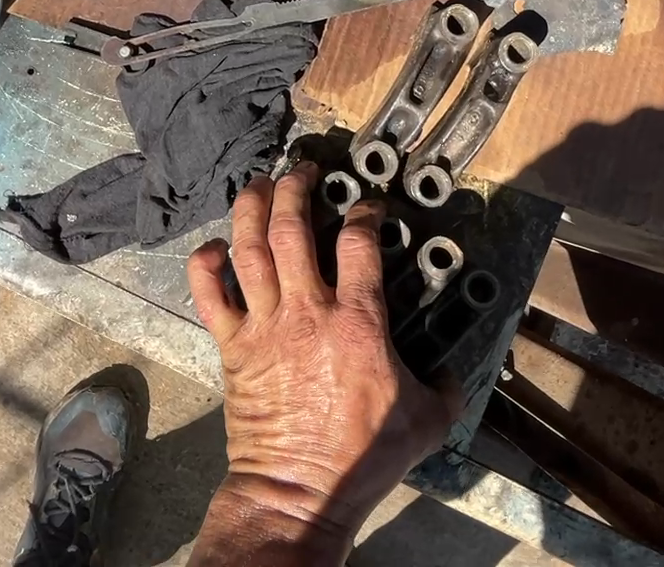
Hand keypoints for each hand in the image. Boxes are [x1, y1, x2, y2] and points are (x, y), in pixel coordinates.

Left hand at [185, 163, 459, 558]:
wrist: (299, 493)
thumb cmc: (362, 456)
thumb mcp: (428, 421)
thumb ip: (447, 387)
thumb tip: (458, 372)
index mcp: (357, 320)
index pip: (359, 243)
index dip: (365, 212)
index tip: (369, 205)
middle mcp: (306, 310)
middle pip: (292, 229)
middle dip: (295, 189)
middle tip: (302, 171)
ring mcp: (264, 324)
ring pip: (250, 248)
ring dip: (251, 208)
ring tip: (259, 183)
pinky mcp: (232, 345)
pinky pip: (209, 295)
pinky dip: (205, 265)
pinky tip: (213, 247)